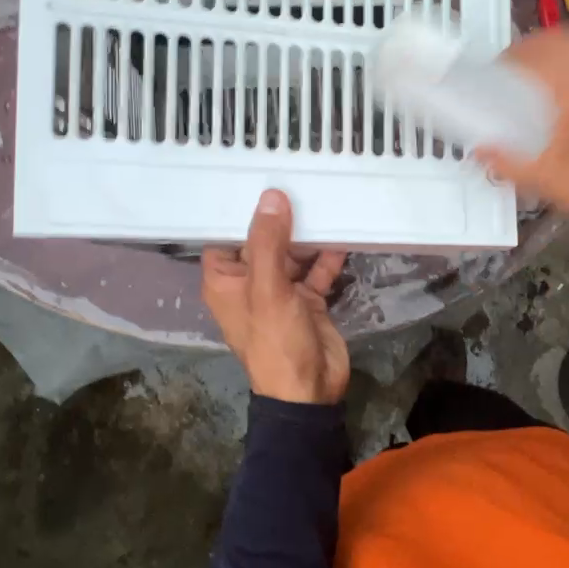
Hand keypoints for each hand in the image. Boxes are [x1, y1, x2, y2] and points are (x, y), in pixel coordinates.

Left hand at [201, 190, 349, 404]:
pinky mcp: (307, 301)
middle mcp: (250, 282)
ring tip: (324, 199)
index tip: (258, 176)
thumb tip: (272, 196)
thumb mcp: (268, 288)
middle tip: (300, 179)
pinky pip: (316, 272)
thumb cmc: (275, 341)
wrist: (308, 391)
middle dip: (282, 217)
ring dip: (307, 235)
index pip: (227, 236)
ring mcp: (280, 293)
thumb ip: (269, 241)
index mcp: (226, 280)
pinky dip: (327, 256)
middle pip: (263, 240)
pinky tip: (342, 234)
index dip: (241, 211)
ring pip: (292, 254)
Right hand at [477, 30, 568, 269]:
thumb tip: (481, 150)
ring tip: (548, 89)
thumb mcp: (553, 181)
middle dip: (537, 57)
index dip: (513, 57)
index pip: (543, 51)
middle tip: (517, 79)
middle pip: (568, 43)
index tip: (496, 72)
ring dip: (566, 62)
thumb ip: (510, 161)